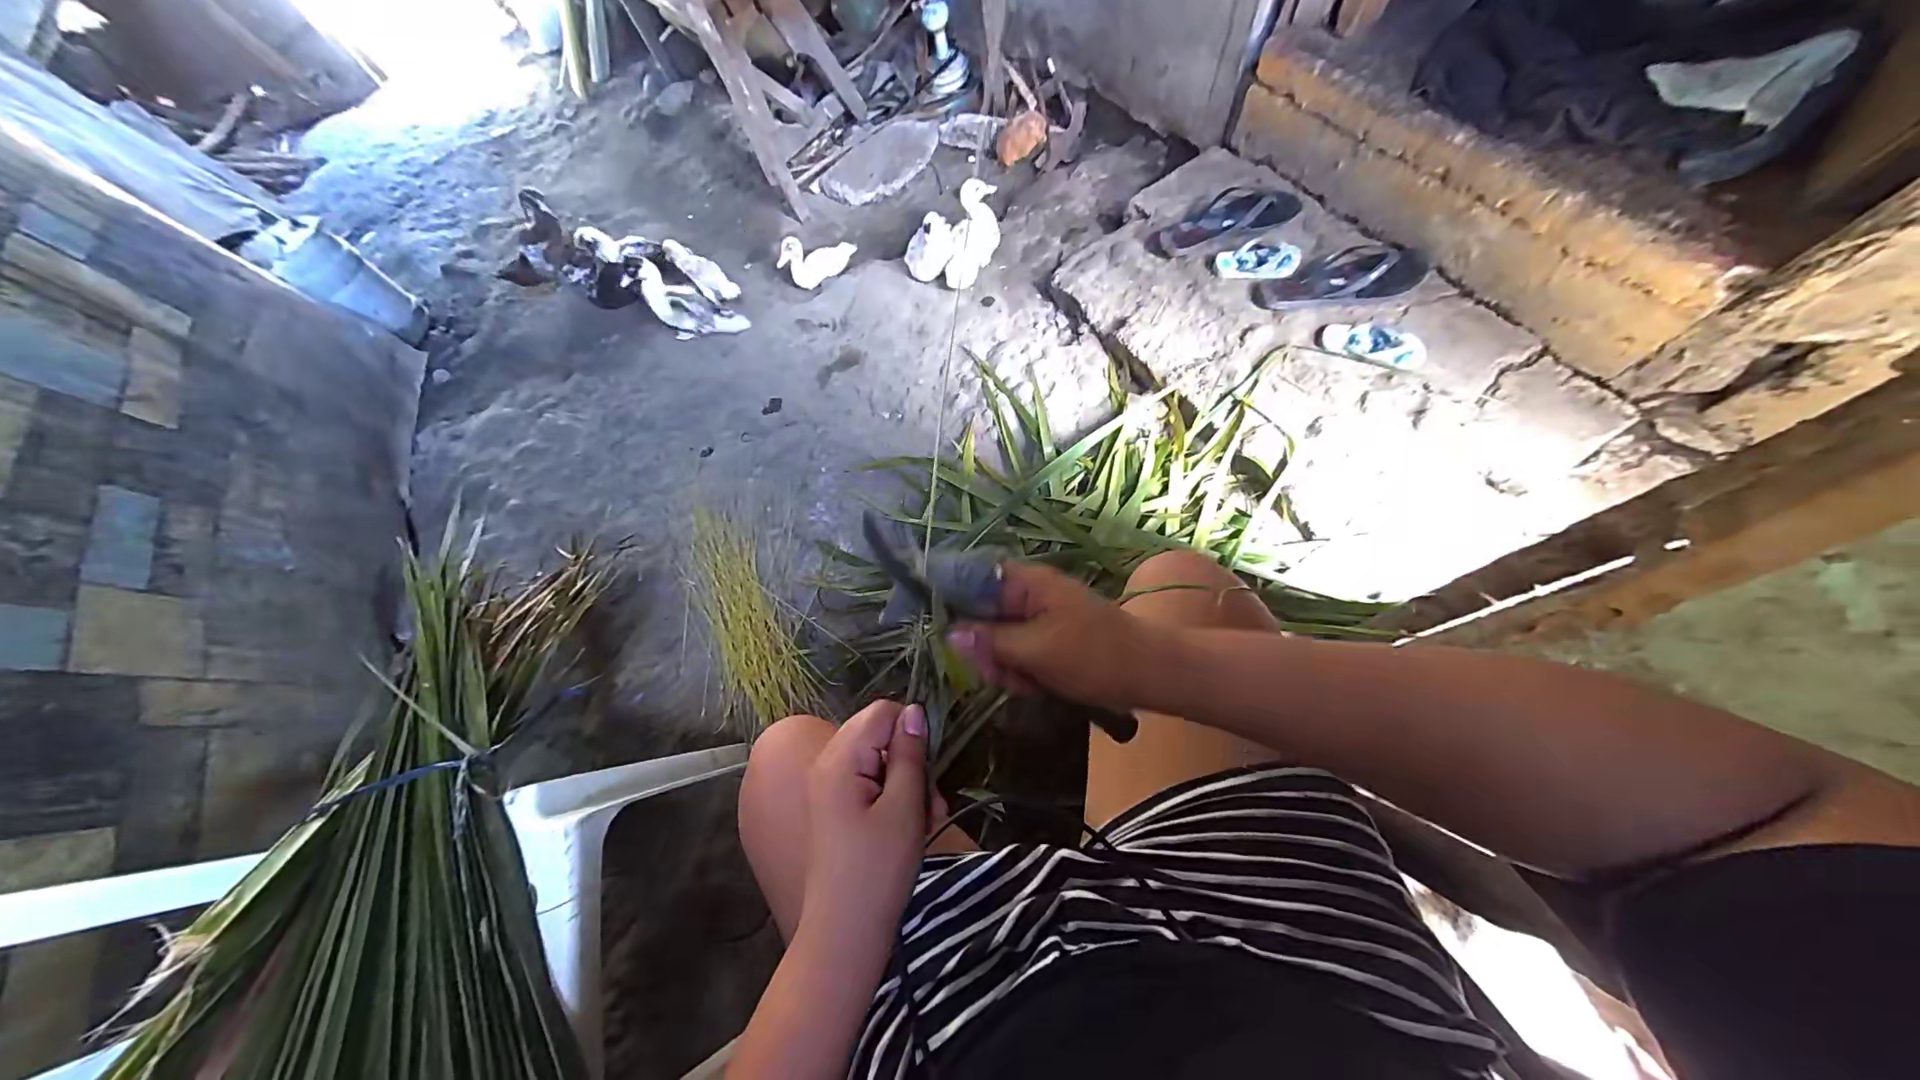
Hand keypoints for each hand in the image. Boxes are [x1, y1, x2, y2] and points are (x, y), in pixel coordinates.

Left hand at [802, 699, 928, 935]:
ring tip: (922, 821)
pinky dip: (893, 799)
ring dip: (908, 784)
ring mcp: (829, 787)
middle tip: (929, 803)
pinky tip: (908, 829)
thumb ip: (910, 754)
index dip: (911, 731)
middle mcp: (828, 765)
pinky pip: (870, 783)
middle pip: (880, 735)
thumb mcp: (905, 807)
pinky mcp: (836, 807)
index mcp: (839, 759)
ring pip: (880, 761)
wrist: (845, 934)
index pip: (881, 712)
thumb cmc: (878, 870)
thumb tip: (915, 711)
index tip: (927, 767)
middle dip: (911, 762)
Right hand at [946, 561, 1165, 713]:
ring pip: (996, 643)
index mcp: (1025, 583)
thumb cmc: (1094, 654)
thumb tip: (950, 633)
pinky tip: (1040, 687)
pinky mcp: (1046, 641)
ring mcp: (1037, 619)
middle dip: (987, 650)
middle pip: (979, 617)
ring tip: (1030, 683)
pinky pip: (1016, 656)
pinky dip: (1023, 675)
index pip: (970, 577)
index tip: (937, 627)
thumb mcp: (1037, 650)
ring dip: (1006, 668)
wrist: (1150, 674)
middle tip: (1003, 673)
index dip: (948, 598)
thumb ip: (991, 641)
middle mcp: (1027, 595)